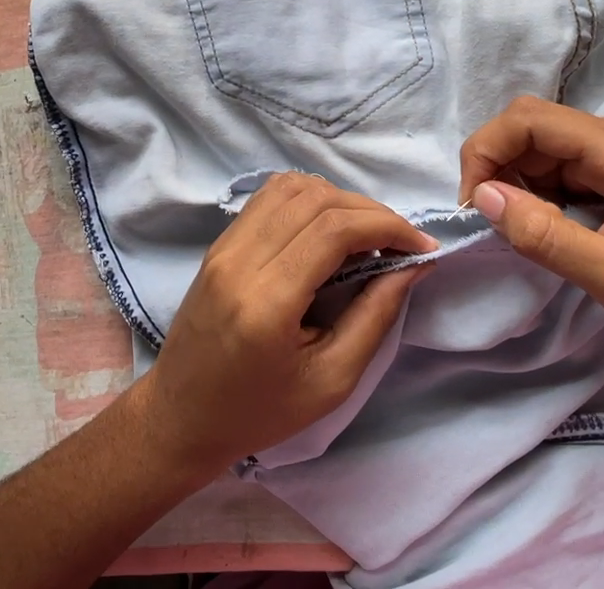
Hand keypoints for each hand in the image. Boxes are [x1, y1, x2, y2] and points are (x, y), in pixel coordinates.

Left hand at [129, 173, 435, 479]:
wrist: (181, 416)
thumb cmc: (259, 412)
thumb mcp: (331, 381)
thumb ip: (375, 316)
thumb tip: (413, 265)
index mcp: (266, 300)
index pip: (333, 229)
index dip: (387, 226)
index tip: (423, 247)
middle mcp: (239, 259)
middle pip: (315, 199)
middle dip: (370, 211)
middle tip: (401, 243)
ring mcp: (223, 246)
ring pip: (290, 187)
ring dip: (338, 200)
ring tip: (367, 235)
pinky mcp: (218, 244)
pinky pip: (268, 198)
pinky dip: (308, 200)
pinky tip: (329, 229)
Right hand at [459, 96, 603, 356]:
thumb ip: (545, 236)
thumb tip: (482, 196)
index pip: (530, 120)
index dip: (487, 151)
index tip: (474, 204)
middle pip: (529, 126)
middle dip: (496, 167)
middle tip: (493, 221)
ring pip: (537, 144)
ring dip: (514, 181)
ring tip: (525, 230)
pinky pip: (555, 162)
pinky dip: (534, 190)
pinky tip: (546, 224)